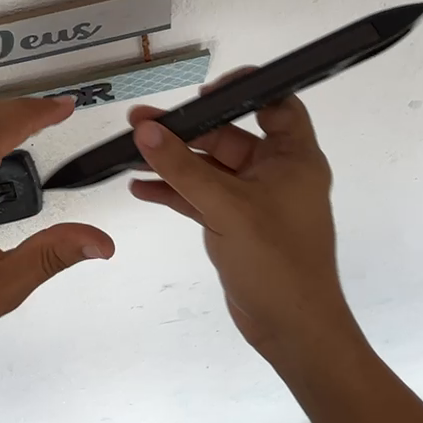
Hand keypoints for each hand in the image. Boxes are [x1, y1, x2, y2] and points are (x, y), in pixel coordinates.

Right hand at [127, 71, 344, 360]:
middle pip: (227, 135)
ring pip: (208, 168)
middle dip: (185, 130)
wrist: (293, 332)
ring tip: (128, 149)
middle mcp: (275, 172)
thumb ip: (182, 167)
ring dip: (172, 160)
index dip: (242, 91)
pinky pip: (200, 196)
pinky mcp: (234, 224)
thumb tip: (144, 129)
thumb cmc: (276, 261)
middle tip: (140, 122)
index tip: (202, 92)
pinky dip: (174, 191)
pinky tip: (140, 187)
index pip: (275, 105)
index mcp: (293, 158)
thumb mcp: (226, 207)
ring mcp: (253, 200)